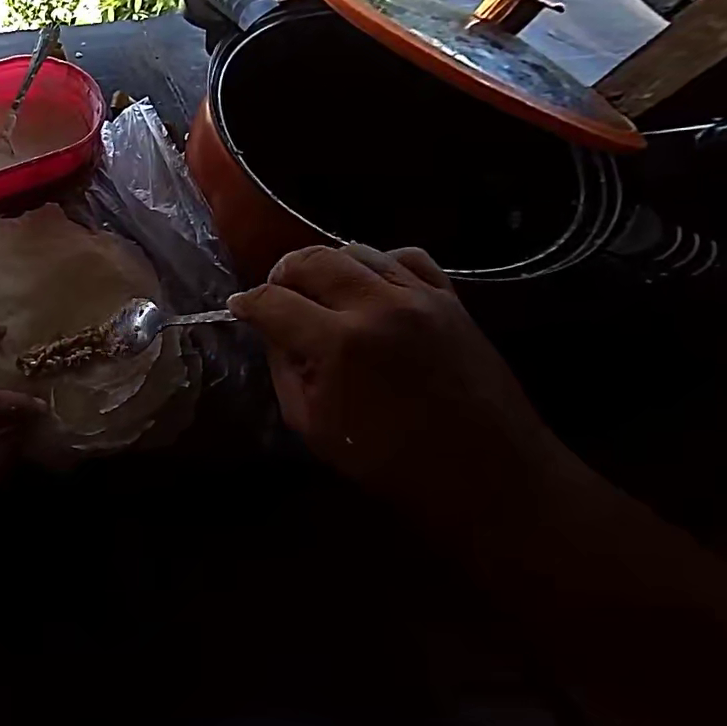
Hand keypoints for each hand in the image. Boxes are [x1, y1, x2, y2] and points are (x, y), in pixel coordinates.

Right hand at [229, 245, 558, 496]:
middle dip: (281, 274)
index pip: (272, 301)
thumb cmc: (387, 460)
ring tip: (318, 290)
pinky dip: (377, 264)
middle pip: (311, 260)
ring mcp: (420, 298)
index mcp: (339, 343)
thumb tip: (271, 330)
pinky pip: (406, 257)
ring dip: (325, 266)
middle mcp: (378, 307)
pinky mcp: (451, 300)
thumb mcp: (309, 422)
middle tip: (276, 295)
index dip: (246, 303)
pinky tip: (368, 287)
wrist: (488, 475)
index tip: (238, 307)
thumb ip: (283, 367)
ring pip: (355, 250)